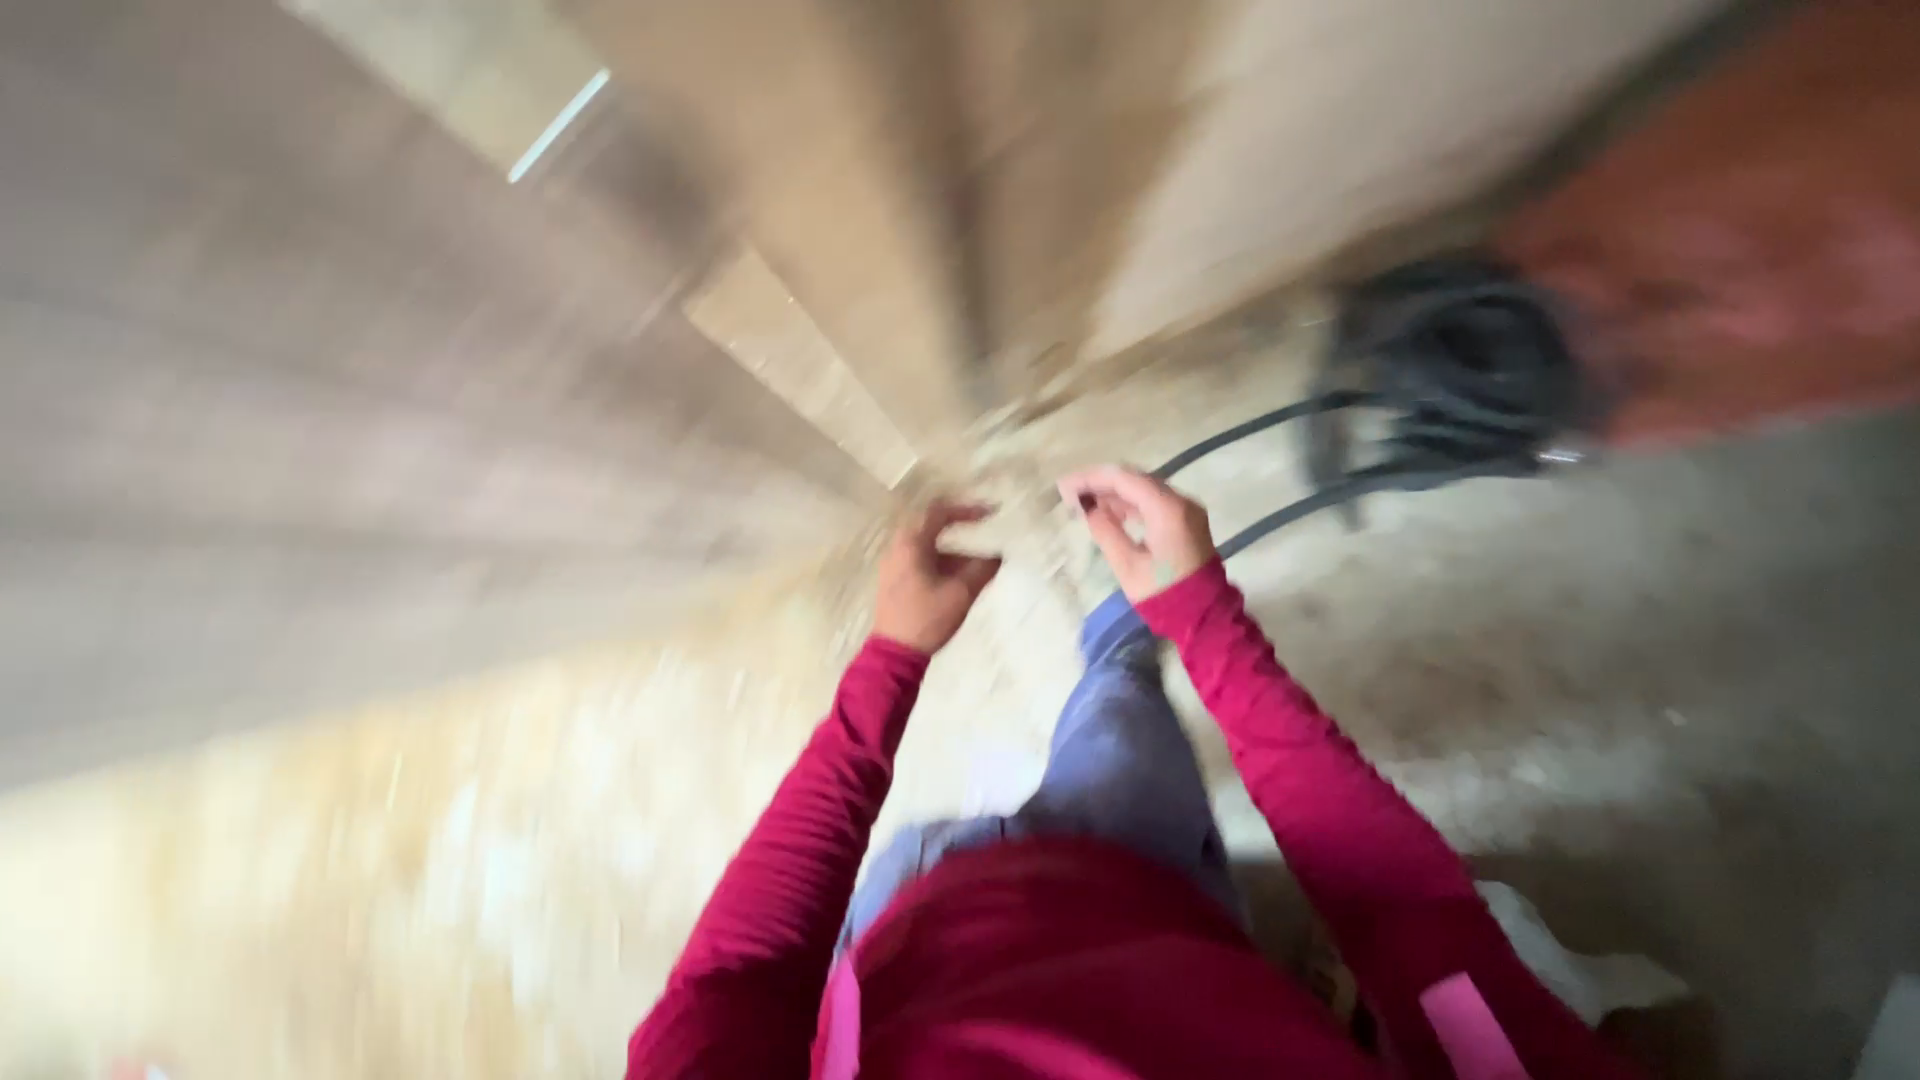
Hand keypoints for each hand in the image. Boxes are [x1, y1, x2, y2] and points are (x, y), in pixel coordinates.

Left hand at [871, 500, 1003, 654]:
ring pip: (928, 547)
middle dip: (960, 529)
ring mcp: (894, 564)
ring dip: (954, 552)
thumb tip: (997, 556)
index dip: (967, 509)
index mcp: (911, 543)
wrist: (894, 652)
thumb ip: (982, 569)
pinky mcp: (895, 580)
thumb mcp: (960, 593)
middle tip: (982, 531)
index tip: (991, 514)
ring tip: (979, 567)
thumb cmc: (926, 618)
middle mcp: (898, 547)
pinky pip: (922, 561)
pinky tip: (960, 581)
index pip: (939, 512)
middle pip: (932, 527)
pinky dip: (943, 564)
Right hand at [1058, 465, 1217, 602]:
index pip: (1123, 479)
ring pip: (1144, 488)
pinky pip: (1154, 502)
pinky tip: (1109, 513)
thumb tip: (1088, 508)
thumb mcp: (1127, 565)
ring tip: (1085, 504)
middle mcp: (1180, 501)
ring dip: (1114, 492)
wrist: (1205, 616)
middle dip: (1101, 482)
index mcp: (1167, 509)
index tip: (1064, 487)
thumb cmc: (1162, 593)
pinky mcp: (1186, 521)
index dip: (1090, 479)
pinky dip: (1130, 503)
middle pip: (1135, 478)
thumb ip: (1105, 531)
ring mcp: (1186, 510)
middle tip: (1071, 494)